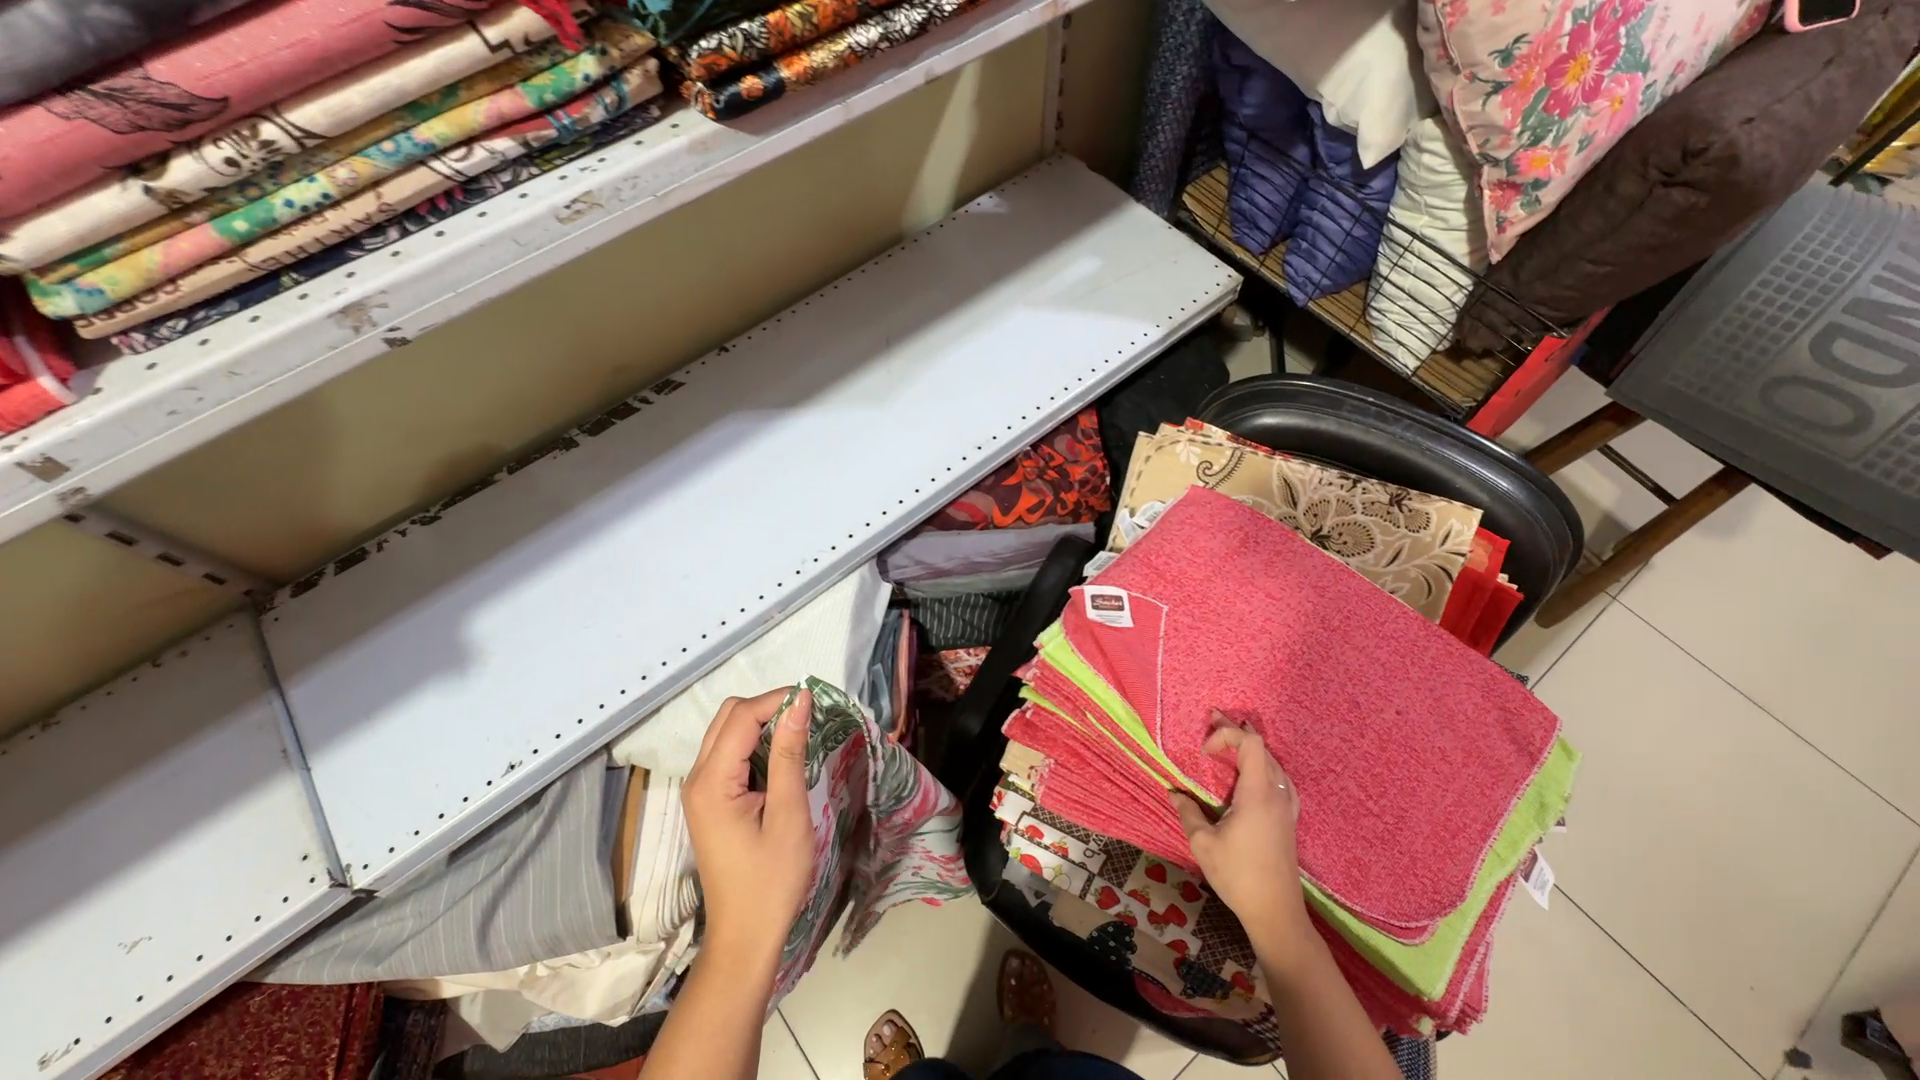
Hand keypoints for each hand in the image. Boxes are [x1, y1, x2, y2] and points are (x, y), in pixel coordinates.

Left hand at [682, 687, 816, 974]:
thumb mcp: (789, 814)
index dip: (777, 700)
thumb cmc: (772, 880)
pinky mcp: (709, 801)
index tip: (815, 702)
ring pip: (727, 733)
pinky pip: (729, 755)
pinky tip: (782, 761)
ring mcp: (699, 790)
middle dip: (768, 708)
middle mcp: (697, 778)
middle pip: (729, 717)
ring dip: (762, 726)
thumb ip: (791, 754)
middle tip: (808, 719)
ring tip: (800, 737)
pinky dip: (756, 746)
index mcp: (712, 782)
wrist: (745, 934)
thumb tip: (799, 701)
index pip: (742, 716)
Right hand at [1170, 712, 1309, 956]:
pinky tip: (1253, 774)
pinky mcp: (1289, 820)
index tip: (1203, 752)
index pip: (1250, 743)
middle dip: (1235, 732)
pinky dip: (1262, 766)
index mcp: (1258, 793)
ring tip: (1228, 742)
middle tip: (1211, 721)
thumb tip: (1173, 792)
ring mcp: (1287, 807)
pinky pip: (1278, 779)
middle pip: (1262, 748)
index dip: (1226, 735)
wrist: (1275, 911)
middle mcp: (1277, 793)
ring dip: (1249, 749)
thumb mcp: (1203, 843)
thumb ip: (1188, 811)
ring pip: (1272, 762)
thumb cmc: (1238, 875)